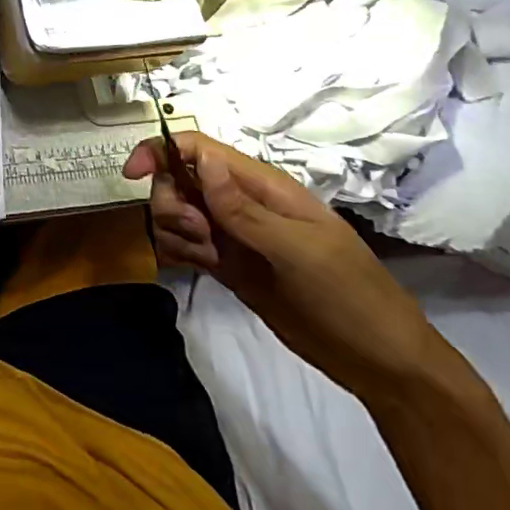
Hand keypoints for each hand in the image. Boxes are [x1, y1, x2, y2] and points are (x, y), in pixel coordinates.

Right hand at [125, 132, 460, 401]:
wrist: (377, 360)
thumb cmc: (349, 295)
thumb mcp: (300, 250)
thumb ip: (245, 209)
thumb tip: (203, 160)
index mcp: (262, 186)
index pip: (200, 149)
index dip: (161, 151)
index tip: (132, 176)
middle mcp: (240, 203)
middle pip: (177, 180)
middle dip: (172, 203)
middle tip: (201, 234)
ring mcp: (231, 234)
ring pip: (175, 213)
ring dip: (175, 231)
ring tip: (209, 257)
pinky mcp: (225, 264)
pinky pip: (183, 245)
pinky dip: (178, 251)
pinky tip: (201, 267)